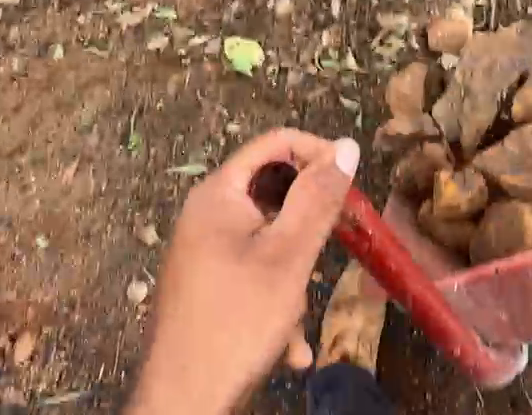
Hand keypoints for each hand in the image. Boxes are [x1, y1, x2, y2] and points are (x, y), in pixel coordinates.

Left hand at [125, 129, 359, 414]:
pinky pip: (253, 269)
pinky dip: (277, 295)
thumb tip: (347, 146)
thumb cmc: (236, 321)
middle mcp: (207, 212)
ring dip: (295, 269)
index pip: (276, 143)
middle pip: (273, 190)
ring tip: (300, 309)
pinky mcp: (208, 283)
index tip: (350, 183)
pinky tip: (290, 344)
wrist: (182, 405)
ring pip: (269, 236)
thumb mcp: (288, 256)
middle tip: (335, 243)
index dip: (317, 153)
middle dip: (307, 222)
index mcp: (219, 192)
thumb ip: (318, 198)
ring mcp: (205, 249)